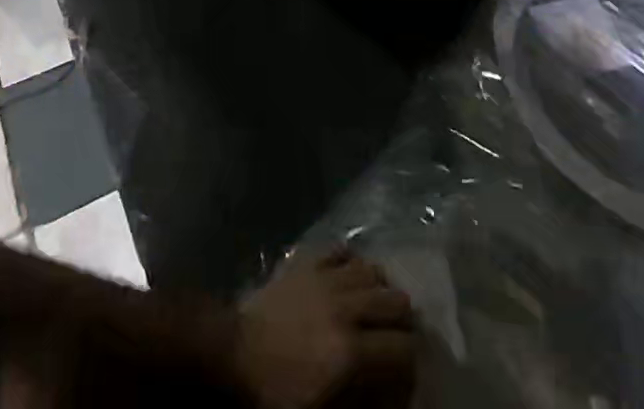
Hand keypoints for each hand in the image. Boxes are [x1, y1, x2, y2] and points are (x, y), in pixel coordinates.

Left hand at [232, 247, 417, 408]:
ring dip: (380, 287)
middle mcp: (346, 308)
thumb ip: (362, 396)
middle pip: (396, 302)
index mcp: (350, 351)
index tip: (406, 370)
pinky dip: (350, 261)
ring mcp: (326, 279)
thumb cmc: (274, 391)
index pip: (403, 348)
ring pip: (373, 270)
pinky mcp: (306, 262)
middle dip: (402, 320)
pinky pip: (340, 249)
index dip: (412, 360)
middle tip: (394, 334)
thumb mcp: (321, 408)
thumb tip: (391, 388)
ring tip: (374, 302)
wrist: (231, 354)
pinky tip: (348, 275)